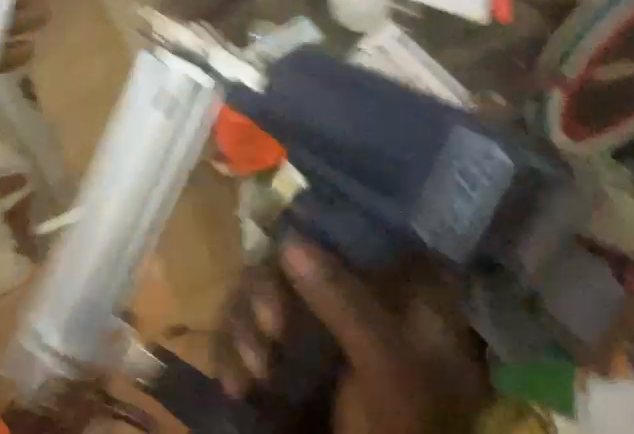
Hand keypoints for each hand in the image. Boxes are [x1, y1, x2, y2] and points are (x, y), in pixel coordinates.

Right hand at [220, 240, 486, 433]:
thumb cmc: (400, 429)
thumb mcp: (387, 367)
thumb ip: (344, 302)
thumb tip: (289, 239)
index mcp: (402, 296)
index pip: (361, 233)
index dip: (320, 221)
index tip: (286, 231)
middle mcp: (357, 301)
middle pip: (292, 261)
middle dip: (267, 294)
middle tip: (269, 329)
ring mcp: (316, 329)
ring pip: (260, 295)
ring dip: (244, 328)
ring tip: (253, 372)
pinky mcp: (282, 357)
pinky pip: (241, 332)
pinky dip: (231, 354)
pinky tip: (236, 386)